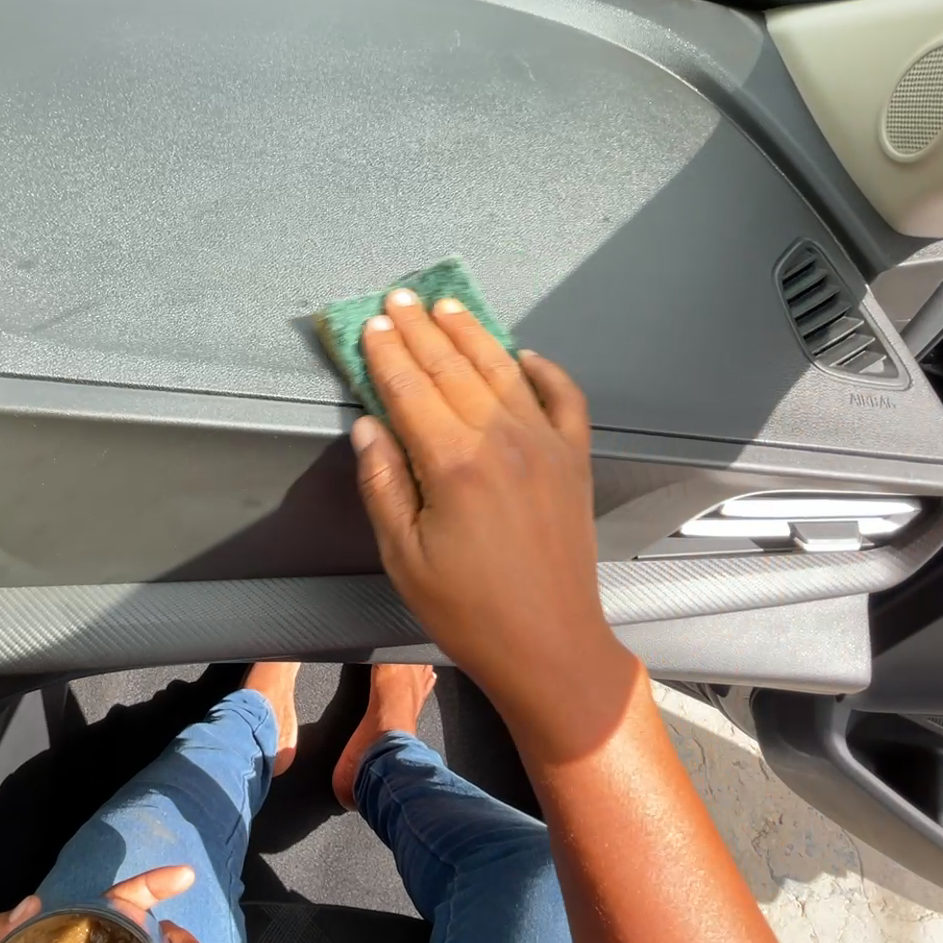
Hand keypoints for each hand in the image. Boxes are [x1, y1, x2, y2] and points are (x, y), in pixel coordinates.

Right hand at [352, 289, 640, 750]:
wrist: (549, 644)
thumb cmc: (466, 609)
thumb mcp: (402, 555)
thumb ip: (382, 483)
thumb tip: (368, 427)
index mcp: (453, 464)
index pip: (410, 390)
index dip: (386, 355)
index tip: (369, 325)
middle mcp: (502, 440)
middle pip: (453, 369)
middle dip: (421, 330)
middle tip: (400, 298)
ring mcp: (546, 444)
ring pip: (503, 371)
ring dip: (472, 334)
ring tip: (448, 305)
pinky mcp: (575, 459)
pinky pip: (564, 398)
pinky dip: (545, 370)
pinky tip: (524, 353)